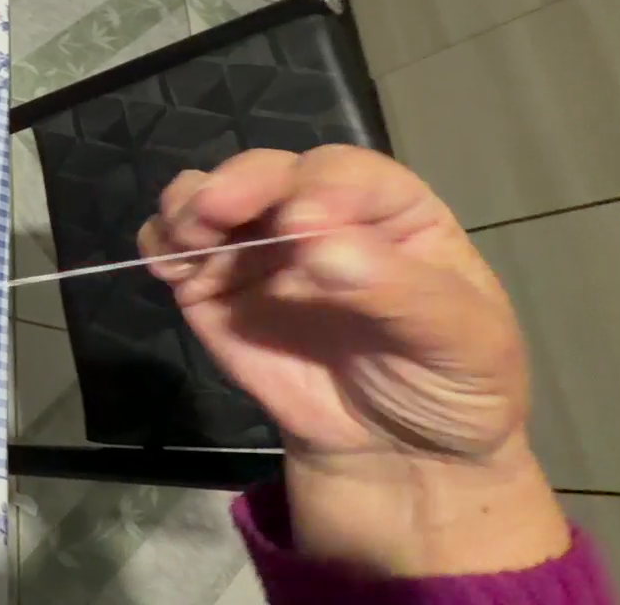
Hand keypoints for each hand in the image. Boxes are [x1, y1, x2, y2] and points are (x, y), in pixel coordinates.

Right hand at [138, 146, 569, 576]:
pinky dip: (157, 244)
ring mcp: (248, 243)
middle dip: (235, 185)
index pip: (344, 173)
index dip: (320, 187)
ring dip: (186, 206)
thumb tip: (318, 245)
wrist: (387, 447)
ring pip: (201, 194)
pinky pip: (165, 243)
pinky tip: (168, 270)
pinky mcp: (203, 279)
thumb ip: (398, 291)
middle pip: (262, 172)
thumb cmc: (445, 384)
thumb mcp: (462, 343)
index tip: (304, 226)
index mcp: (382, 210)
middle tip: (215, 212)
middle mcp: (306, 212)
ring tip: (188, 242)